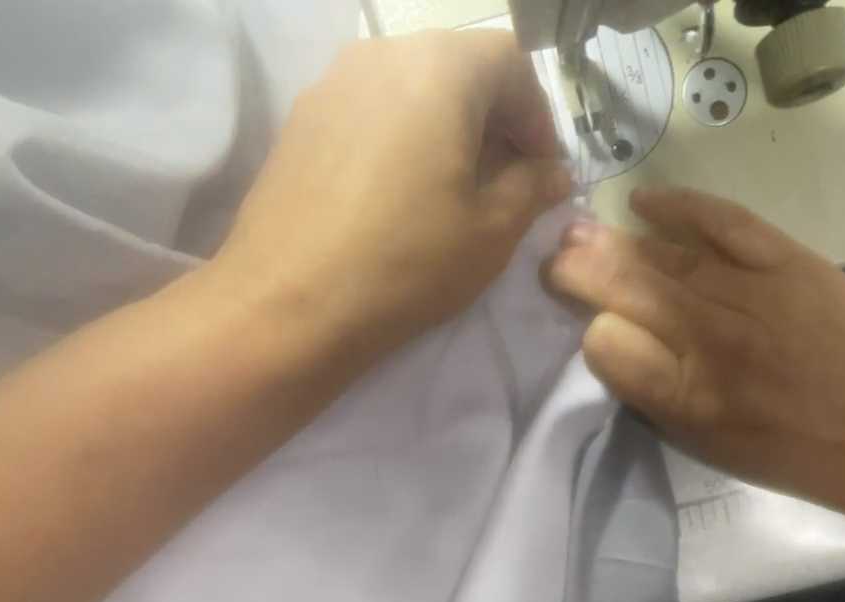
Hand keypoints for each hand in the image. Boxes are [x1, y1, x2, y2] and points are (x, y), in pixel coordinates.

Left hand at [210, 30, 571, 367]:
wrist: (292, 303)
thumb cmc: (409, 262)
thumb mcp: (493, 231)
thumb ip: (533, 188)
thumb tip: (552, 172)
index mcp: (439, 68)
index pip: (510, 61)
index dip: (537, 114)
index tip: (542, 170)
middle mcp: (381, 54)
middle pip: (457, 68)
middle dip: (493, 119)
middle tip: (505, 182)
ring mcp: (332, 84)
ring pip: (410, 89)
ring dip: (446, 129)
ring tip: (452, 193)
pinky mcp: (301, 121)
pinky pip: (369, 113)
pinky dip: (401, 140)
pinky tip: (400, 198)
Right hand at [545, 188, 844, 523]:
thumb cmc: (799, 453)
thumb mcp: (713, 446)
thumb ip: (655, 395)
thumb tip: (608, 340)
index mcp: (686, 397)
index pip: (608, 344)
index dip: (583, 323)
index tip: (568, 312)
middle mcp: (709, 338)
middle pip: (626, 289)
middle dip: (578, 271)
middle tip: (550, 260)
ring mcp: (748, 291)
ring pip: (663, 255)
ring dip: (613, 243)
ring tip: (579, 233)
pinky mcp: (786, 260)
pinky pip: (720, 221)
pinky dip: (679, 206)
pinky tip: (643, 202)